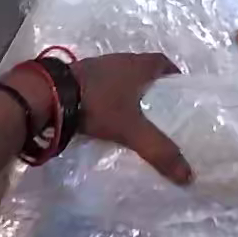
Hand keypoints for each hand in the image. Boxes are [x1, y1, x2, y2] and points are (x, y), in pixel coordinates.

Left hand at [4, 53, 192, 184]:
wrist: (50, 95)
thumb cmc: (98, 105)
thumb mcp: (131, 130)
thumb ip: (159, 150)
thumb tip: (188, 176)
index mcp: (136, 66)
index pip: (162, 62)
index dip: (172, 73)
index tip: (178, 88)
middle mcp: (117, 60)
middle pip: (140, 67)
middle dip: (150, 83)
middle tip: (159, 105)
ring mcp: (95, 66)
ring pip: (118, 75)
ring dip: (127, 88)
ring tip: (134, 111)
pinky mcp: (77, 77)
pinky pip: (100, 83)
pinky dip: (107, 94)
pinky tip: (105, 112)